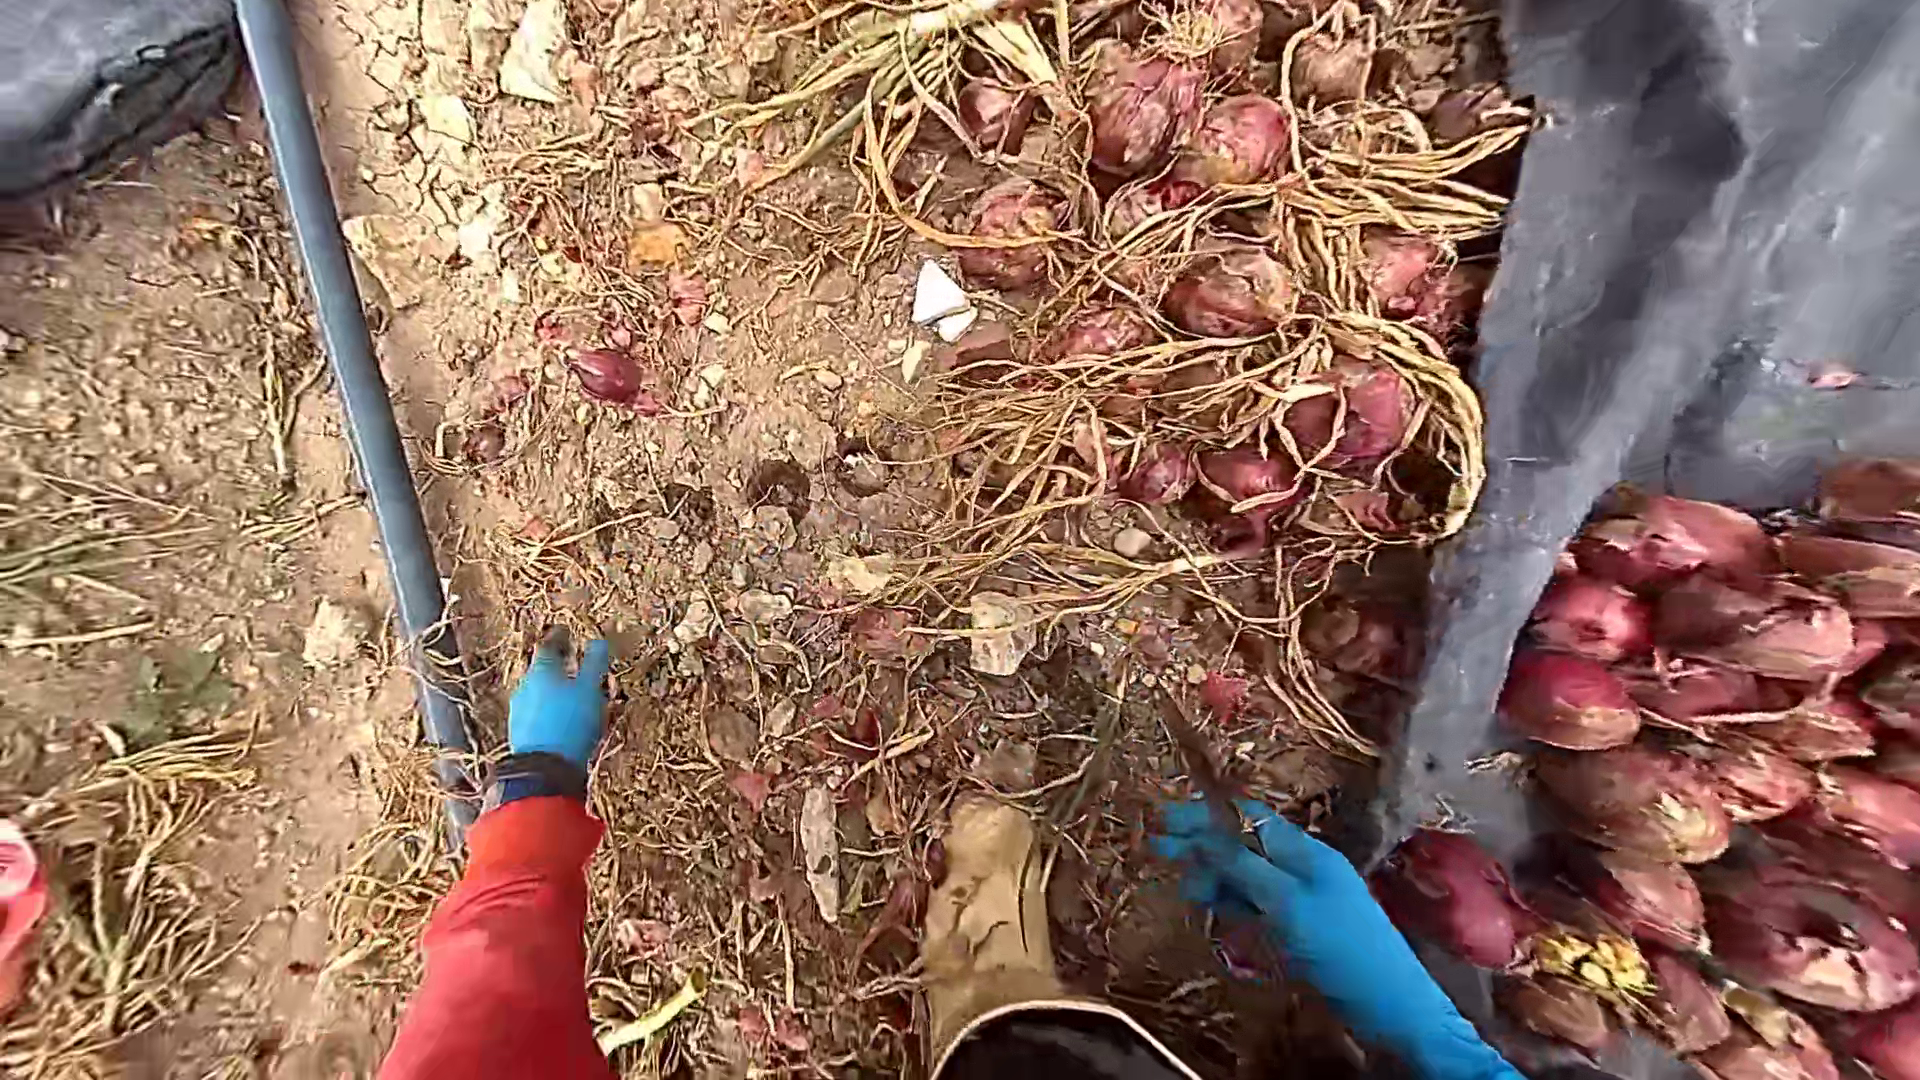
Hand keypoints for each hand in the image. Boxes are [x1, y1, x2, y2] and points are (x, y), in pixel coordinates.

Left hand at [507, 635, 612, 768]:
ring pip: (540, 689)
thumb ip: (594, 663)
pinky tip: (565, 714)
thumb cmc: (571, 720)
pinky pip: (539, 709)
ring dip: (556, 686)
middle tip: (573, 659)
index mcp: (541, 672)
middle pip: (543, 668)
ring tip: (574, 689)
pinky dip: (552, 705)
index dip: (559, 637)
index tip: (567, 632)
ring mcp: (520, 710)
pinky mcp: (521, 730)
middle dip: (559, 663)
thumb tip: (598, 641)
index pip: (548, 646)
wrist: (545, 767)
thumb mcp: (590, 687)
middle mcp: (525, 687)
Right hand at [1153, 800, 1520, 1079]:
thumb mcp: (1286, 902)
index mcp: (1300, 849)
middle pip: (1240, 842)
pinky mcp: (1297, 923)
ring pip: (1244, 872)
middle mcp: (1297, 864)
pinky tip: (1208, 903)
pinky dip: (1229, 898)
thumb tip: (1200, 833)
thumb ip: (1241, 864)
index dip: (1204, 813)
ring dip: (1211, 873)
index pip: (1244, 816)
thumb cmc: (1341, 947)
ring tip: (1182, 885)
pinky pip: (1254, 899)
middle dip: (1200, 843)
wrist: (1397, 1014)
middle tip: (1159, 847)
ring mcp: (1298, 894)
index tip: (1166, 817)